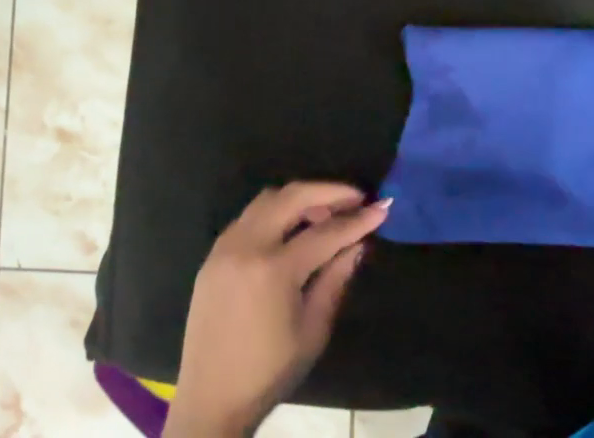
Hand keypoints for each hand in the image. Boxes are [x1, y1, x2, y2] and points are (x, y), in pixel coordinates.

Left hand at [168, 183, 390, 437]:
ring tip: (326, 213)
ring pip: (266, 200)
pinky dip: (275, 213)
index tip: (383, 207)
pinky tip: (293, 229)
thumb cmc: (269, 371)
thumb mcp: (313, 329)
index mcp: (273, 270)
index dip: (358, 219)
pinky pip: (248, 218)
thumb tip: (356, 244)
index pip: (326, 232)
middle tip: (356, 198)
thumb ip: (335, 279)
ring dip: (299, 199)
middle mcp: (245, 248)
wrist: (210, 401)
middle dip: (328, 192)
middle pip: (292, 197)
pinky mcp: (212, 258)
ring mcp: (224, 249)